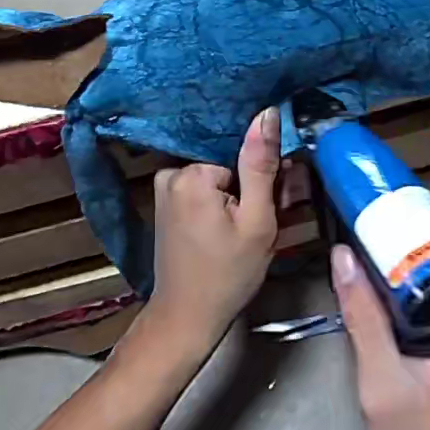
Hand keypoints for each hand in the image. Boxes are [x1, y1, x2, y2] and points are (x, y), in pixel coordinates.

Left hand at [143, 107, 282, 349]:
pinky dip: (217, 202)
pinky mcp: (164, 201)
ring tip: (240, 228)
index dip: (259, 179)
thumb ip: (261, 165)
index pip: (239, 155)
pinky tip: (224, 228)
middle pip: (225, 163)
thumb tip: (267, 113)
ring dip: (233, 195)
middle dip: (245, 186)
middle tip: (254, 223)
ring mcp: (163, 187)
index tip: (265, 208)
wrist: (187, 316)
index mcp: (190, 173)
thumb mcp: (257, 220)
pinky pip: (200, 188)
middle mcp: (170, 172)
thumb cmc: (228, 274)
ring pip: (215, 176)